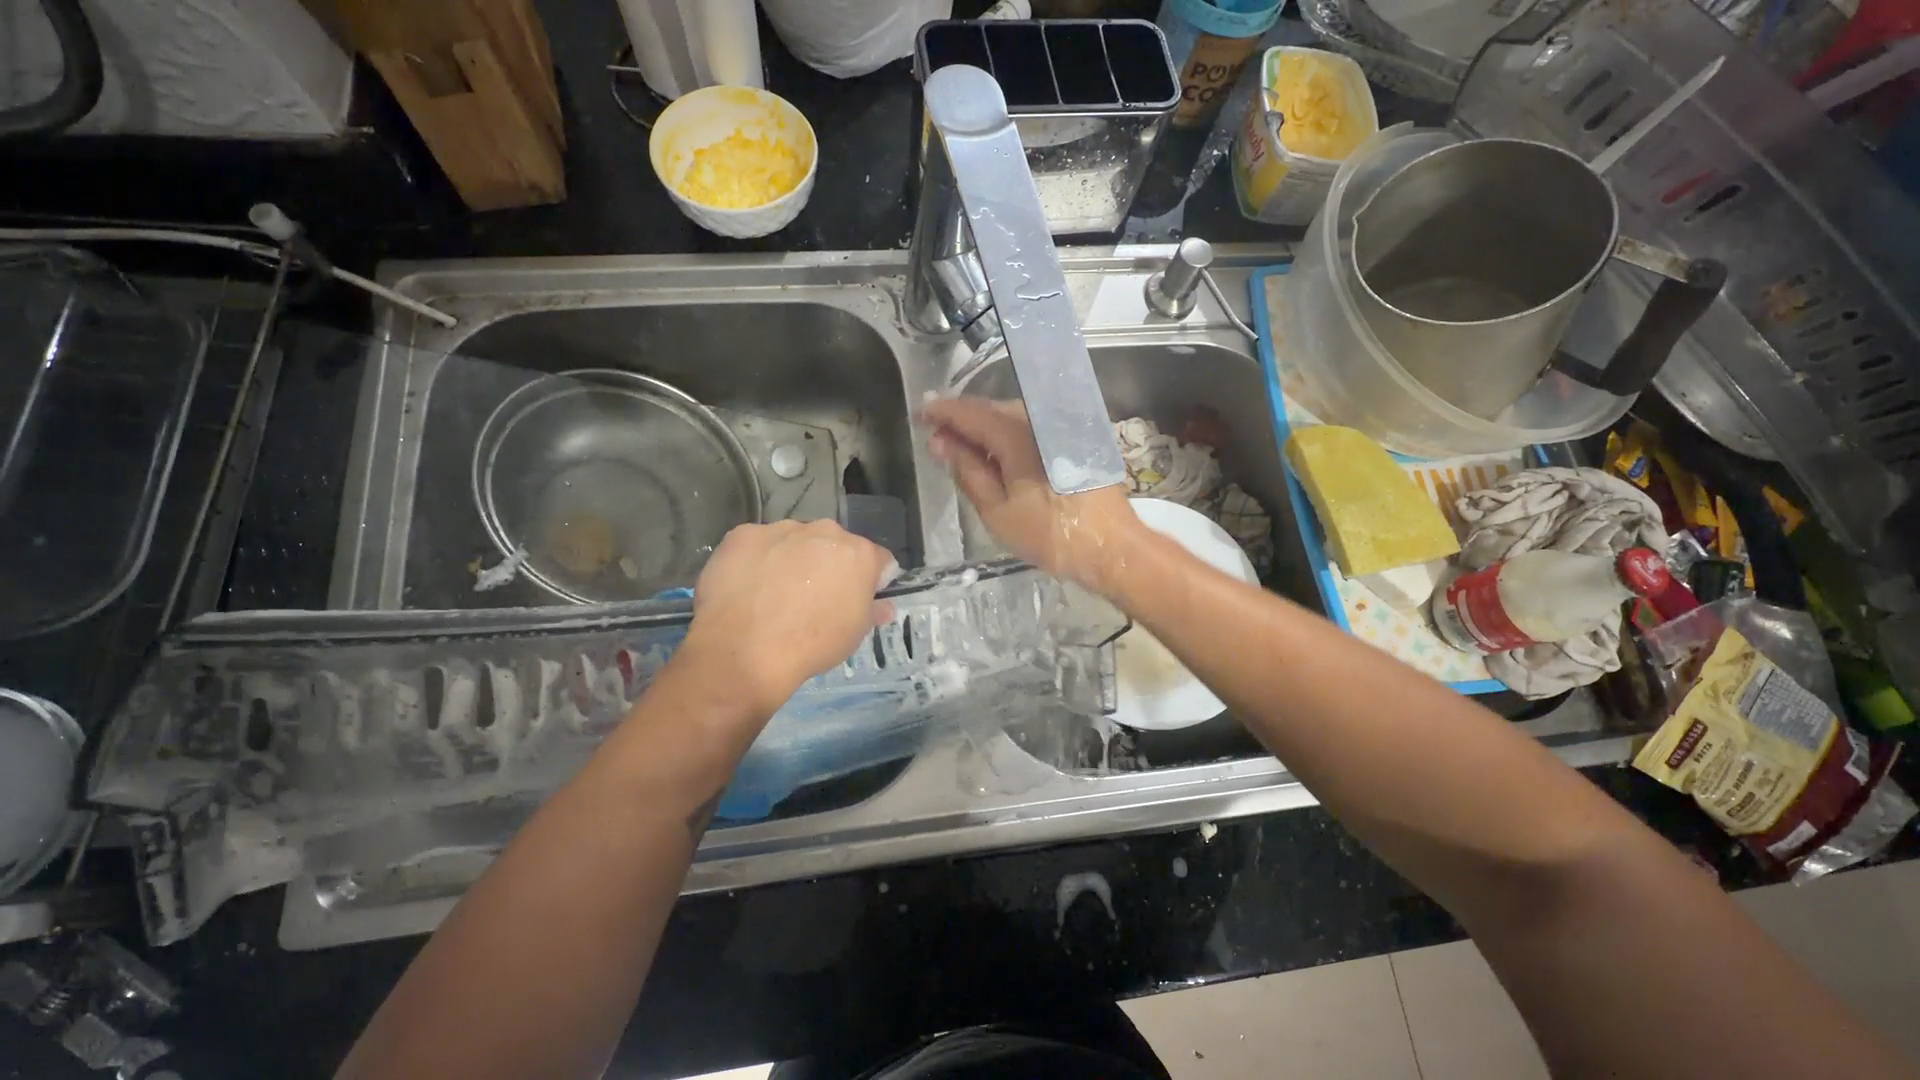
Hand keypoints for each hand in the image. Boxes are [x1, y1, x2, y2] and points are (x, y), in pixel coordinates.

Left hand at [677, 520, 896, 714]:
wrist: (746, 650)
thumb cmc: (812, 644)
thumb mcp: (854, 635)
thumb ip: (871, 611)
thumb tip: (882, 606)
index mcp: (858, 553)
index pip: (877, 559)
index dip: (871, 580)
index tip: (858, 600)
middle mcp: (824, 531)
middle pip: (833, 544)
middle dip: (828, 565)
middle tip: (813, 598)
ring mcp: (780, 529)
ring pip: (794, 541)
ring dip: (792, 559)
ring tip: (774, 595)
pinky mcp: (743, 535)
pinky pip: (758, 545)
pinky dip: (757, 560)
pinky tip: (748, 588)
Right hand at [922, 398, 1140, 594]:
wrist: (1110, 546)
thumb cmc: (1050, 534)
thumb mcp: (996, 510)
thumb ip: (967, 470)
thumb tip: (941, 443)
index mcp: (1016, 434)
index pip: (969, 412)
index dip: (942, 412)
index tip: (920, 414)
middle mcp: (1039, 421)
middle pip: (991, 410)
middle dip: (962, 420)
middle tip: (937, 436)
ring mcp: (1059, 429)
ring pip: (1011, 418)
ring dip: (985, 428)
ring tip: (962, 448)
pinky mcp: (1073, 441)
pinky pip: (1029, 429)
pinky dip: (1007, 436)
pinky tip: (997, 455)